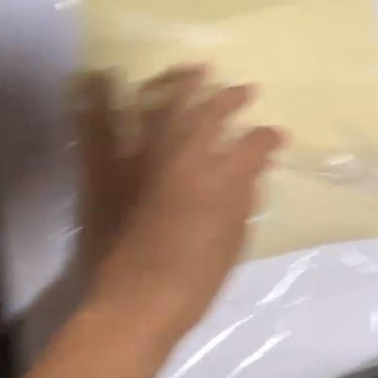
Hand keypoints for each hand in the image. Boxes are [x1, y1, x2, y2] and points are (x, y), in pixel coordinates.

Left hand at [72, 66, 284, 341]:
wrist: (134, 304)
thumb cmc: (194, 280)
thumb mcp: (234, 240)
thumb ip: (245, 196)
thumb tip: (255, 167)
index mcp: (219, 176)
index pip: (253, 143)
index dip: (268, 138)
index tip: (277, 136)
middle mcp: (181, 155)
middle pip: (209, 111)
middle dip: (230, 97)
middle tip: (244, 90)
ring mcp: (140, 157)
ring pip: (160, 104)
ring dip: (179, 84)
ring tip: (194, 72)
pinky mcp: (107, 169)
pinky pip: (101, 125)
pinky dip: (102, 99)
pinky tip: (109, 78)